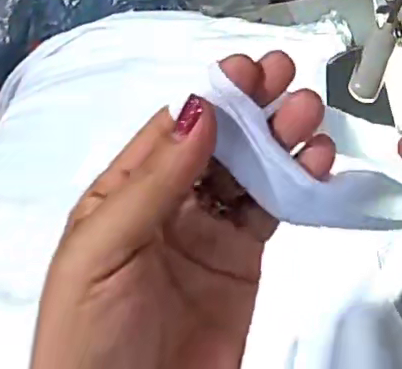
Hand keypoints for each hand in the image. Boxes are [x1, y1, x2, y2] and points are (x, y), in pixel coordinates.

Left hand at [31, 51, 333, 368]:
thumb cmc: (89, 332)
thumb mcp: (103, 246)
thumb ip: (155, 180)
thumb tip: (199, 110)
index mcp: (127, 187)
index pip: (174, 126)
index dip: (211, 95)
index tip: (245, 70)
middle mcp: (169, 199)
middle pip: (217, 139)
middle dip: (250, 104)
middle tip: (284, 74)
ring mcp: (207, 229)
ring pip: (248, 169)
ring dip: (278, 136)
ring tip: (306, 111)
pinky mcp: (240, 262)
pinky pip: (268, 210)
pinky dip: (293, 182)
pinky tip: (312, 160)